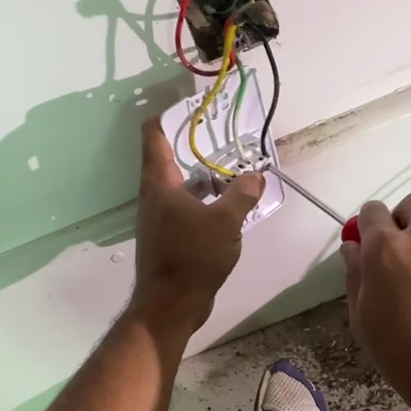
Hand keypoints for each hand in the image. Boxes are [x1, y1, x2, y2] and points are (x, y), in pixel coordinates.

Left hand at [129, 117, 263, 338]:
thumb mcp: (226, 221)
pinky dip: (205, 202)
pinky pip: (186, 210)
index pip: (154, 135)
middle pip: (170, 160)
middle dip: (196, 147)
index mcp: (160, 183)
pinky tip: (229, 208)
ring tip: (234, 172)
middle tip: (225, 138)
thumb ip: (243, 194)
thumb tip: (256, 175)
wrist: (171, 305)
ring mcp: (159, 219)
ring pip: (181, 187)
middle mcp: (154, 197)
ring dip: (205, 178)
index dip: (169, 115)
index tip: (191, 106)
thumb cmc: (193, 256)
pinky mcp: (168, 239)